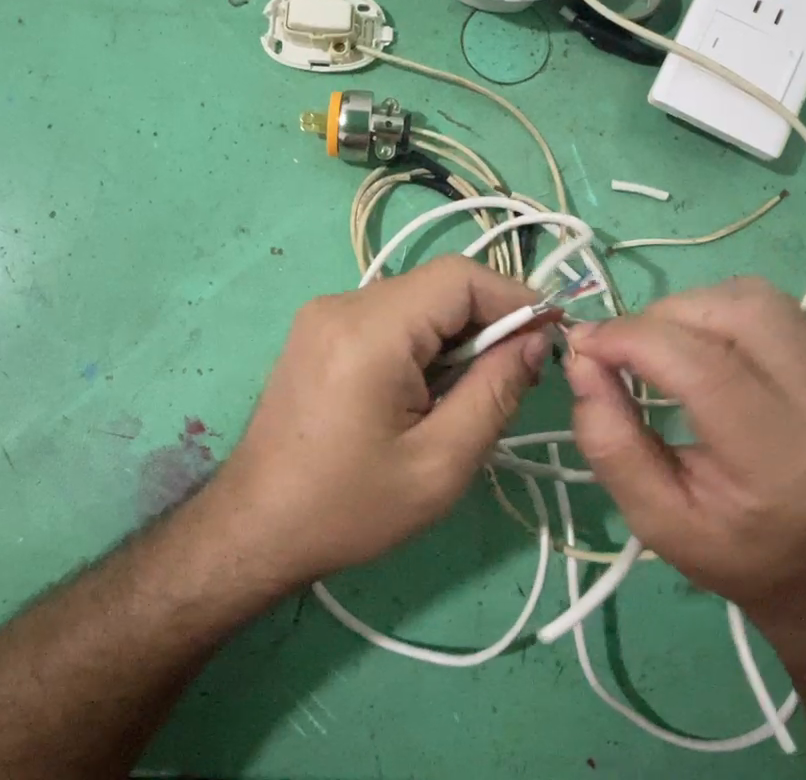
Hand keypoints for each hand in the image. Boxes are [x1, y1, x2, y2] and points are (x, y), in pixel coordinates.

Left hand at [206, 256, 547, 586]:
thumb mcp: (441, 463)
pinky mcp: (317, 331)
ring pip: (415, 299)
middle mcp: (342, 304)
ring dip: (455, 334)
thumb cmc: (349, 507)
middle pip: (438, 284)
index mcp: (371, 331)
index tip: (549, 339)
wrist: (256, 527)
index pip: (460, 277)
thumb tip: (535, 341)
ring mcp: (323, 314)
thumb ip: (496, 392)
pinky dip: (422, 340)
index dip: (515, 299)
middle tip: (513, 376)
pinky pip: (388, 316)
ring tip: (468, 392)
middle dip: (487, 321)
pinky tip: (427, 389)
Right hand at [564, 278, 805, 609]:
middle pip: (738, 314)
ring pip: (755, 298)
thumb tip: (581, 360)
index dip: (634, 340)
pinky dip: (718, 312)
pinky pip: (771, 307)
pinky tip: (699, 347)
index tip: (584, 344)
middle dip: (662, 316)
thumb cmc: (724, 546)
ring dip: (689, 308)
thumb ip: (609, 441)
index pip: (706, 370)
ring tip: (659, 346)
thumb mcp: (650, 517)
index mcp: (778, 467)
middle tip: (624, 349)